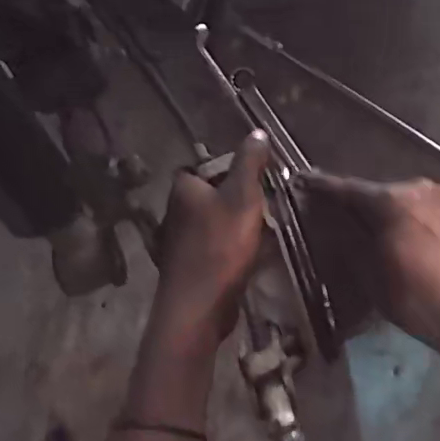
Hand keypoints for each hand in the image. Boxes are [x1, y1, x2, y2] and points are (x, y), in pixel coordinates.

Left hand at [151, 131, 271, 351]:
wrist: (198, 308)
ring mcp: (179, 242)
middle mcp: (175, 213)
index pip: (200, 166)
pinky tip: (250, 253)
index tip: (252, 173)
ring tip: (263, 226)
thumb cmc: (221, 245)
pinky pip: (213, 246)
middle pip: (209, 194)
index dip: (226, 166)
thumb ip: (250, 163)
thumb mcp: (244, 196)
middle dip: (235, 195)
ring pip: (213, 221)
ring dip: (235, 222)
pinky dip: (230, 245)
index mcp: (184, 190)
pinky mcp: (188, 267)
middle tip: (264, 199)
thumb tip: (257, 132)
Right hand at [301, 174, 439, 354]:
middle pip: (381, 192)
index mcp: (393, 201)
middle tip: (349, 218)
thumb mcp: (373, 277)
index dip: (324, 188)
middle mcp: (420, 187)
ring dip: (395, 209)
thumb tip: (334, 220)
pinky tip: (417, 234)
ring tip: (387, 230)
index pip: (350, 190)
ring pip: (409, 197)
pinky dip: (419, 215)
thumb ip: (351, 240)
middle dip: (364, 204)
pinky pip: (431, 205)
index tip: (305, 182)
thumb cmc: (419, 298)